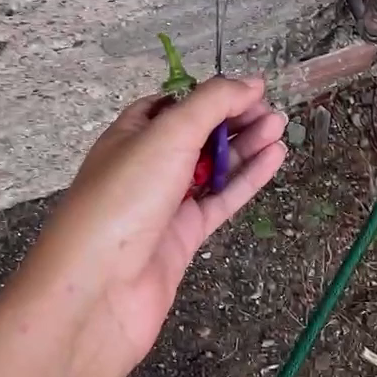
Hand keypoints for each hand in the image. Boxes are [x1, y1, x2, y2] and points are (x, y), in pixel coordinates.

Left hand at [16, 76, 286, 361]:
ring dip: (246, 145)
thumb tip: (251, 83)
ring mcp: (165, 204)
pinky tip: (274, 158)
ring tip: (280, 127)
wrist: (96, 294)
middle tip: (271, 111)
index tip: (249, 90)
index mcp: (131, 136)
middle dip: (234, 119)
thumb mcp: (168, 134)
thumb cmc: (123, 201)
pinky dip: (248, 178)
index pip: (175, 104)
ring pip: (214, 167)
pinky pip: (222, 200)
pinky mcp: (184, 237)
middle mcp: (147, 167)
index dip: (211, 95)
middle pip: (198, 134)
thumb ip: (212, 102)